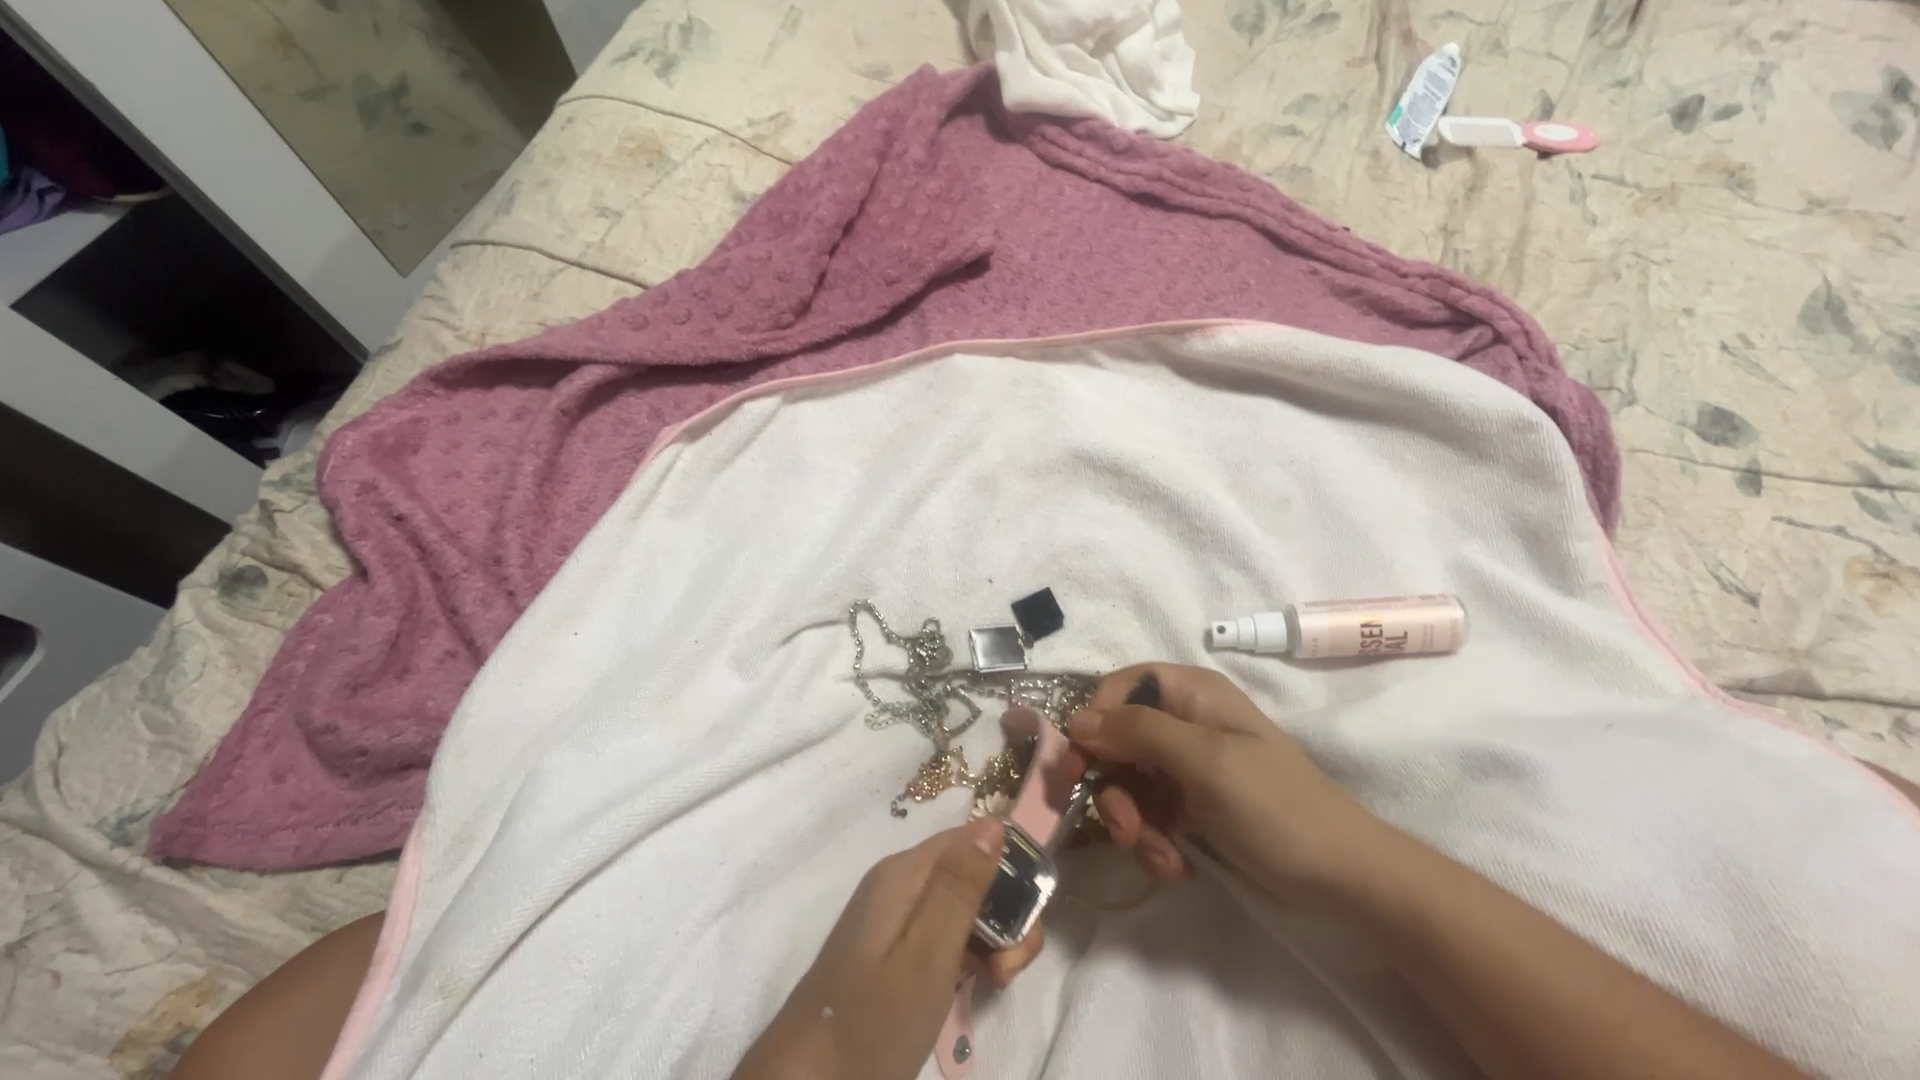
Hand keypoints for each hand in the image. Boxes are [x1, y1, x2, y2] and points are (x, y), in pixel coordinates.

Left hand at [732, 818, 1044, 1079]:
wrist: (808, 1079)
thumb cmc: (873, 1018)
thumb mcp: (926, 953)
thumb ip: (960, 886)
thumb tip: (994, 820)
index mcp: (905, 872)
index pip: (975, 839)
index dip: (1011, 871)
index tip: (1027, 922)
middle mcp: (901, 883)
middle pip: (974, 873)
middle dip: (1007, 914)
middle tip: (1007, 969)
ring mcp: (897, 918)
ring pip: (966, 906)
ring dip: (994, 939)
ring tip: (995, 983)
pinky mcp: (897, 950)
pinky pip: (948, 933)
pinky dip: (972, 954)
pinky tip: (975, 984)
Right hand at [1070, 664, 1381, 903]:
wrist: (1338, 876)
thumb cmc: (1275, 806)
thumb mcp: (1206, 761)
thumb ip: (1139, 732)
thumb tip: (1077, 720)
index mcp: (1192, 694)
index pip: (1118, 688)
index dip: (1094, 722)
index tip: (1078, 766)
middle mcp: (1183, 724)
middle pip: (1114, 743)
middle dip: (1114, 790)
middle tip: (1125, 829)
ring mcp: (1185, 768)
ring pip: (1125, 785)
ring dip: (1134, 825)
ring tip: (1163, 857)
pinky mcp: (1189, 807)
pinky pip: (1147, 816)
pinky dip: (1154, 843)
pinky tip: (1178, 866)